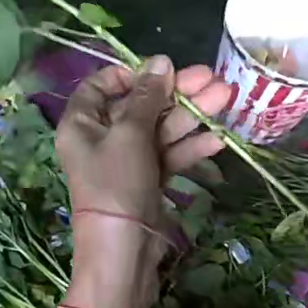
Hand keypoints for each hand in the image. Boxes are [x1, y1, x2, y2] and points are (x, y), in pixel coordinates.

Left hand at [56, 57, 231, 307]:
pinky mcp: (150, 179)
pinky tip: (217, 139)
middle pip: (141, 106)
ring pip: (162, 130)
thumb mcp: (131, 133)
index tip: (162, 72)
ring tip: (226, 99)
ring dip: (192, 116)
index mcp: (82, 123)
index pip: (101, 86)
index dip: (131, 75)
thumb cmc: (117, 183)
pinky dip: (191, 147)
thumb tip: (161, 60)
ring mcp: (128, 161)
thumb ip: (148, 96)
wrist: (125, 247)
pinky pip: (170, 155)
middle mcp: (103, 138)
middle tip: (213, 80)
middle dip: (178, 94)